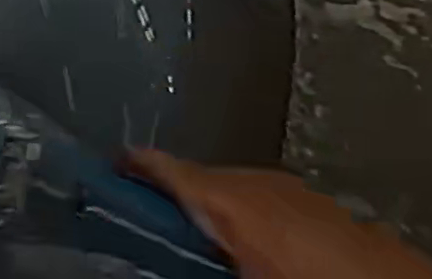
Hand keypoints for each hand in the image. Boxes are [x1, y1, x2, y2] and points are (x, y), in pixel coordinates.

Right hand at [125, 149, 431, 278]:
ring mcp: (292, 187)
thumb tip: (148, 258)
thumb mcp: (243, 275)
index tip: (103, 171)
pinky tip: (270, 252)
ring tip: (216, 245)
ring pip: (236, 188)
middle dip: (176, 199)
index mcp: (222, 196)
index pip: (157, 164)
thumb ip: (194, 260)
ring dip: (220, 209)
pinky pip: (273, 201)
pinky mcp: (328, 204)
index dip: (126, 165)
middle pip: (195, 177)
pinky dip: (258, 218)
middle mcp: (250, 178)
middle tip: (162, 228)